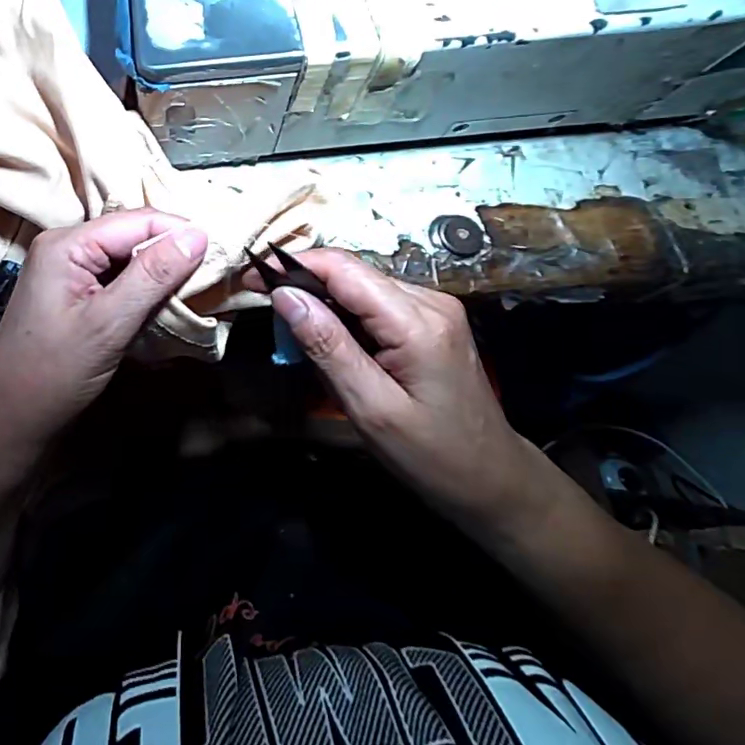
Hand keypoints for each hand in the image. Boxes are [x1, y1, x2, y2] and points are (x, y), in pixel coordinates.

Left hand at [0, 210, 206, 463]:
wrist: (10, 421)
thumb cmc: (53, 374)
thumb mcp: (108, 324)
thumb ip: (152, 276)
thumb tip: (198, 234)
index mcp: (67, 244)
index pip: (138, 220)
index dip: (180, 232)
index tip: (218, 254)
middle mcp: (66, 245)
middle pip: (134, 233)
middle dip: (172, 251)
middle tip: (210, 275)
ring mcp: (68, 267)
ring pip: (130, 254)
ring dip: (161, 271)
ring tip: (193, 290)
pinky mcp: (75, 289)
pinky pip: (119, 274)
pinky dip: (144, 286)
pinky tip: (163, 303)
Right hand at [252, 250, 549, 528]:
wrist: (492, 479)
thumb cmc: (432, 456)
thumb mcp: (371, 408)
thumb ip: (328, 347)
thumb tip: (285, 295)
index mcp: (417, 320)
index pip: (344, 269)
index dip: (293, 265)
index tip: (252, 276)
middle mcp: (429, 300)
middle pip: (353, 272)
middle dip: (303, 279)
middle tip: (259, 297)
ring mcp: (434, 308)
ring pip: (362, 284)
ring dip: (322, 296)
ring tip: (286, 320)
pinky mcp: (432, 320)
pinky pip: (376, 301)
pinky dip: (344, 311)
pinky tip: (325, 332)